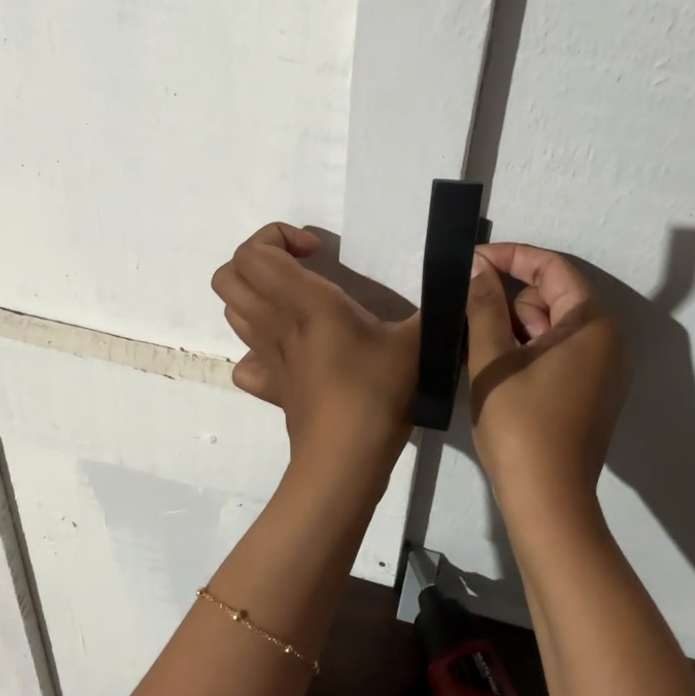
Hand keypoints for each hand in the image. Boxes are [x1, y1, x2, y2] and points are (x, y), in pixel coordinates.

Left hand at [211, 223, 420, 489]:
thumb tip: (465, 280)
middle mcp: (275, 323)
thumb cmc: (378, 390)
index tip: (319, 251)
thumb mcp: (420, 342)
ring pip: (232, 312)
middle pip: (229, 275)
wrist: (347, 458)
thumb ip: (443, 307)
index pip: (253, 251)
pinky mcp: (269, 387)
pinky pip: (245, 361)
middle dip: (258, 260)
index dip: (276, 237)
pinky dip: (258, 349)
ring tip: (299, 304)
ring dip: (257, 297)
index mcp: (304, 301)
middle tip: (300, 268)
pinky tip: (291, 354)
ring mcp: (266, 358)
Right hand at [465, 244, 628, 510]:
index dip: (511, 257)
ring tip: (478, 347)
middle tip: (470, 315)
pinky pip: (558, 353)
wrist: (547, 502)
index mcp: (592, 325)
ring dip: (515, 326)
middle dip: (511, 298)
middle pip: (554, 295)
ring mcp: (602, 370)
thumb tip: (478, 269)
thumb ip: (484, 306)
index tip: (473, 260)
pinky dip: (527, 350)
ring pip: (553, 326)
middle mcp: (607, 341)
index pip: (553, 268)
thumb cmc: (520, 426)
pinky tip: (494, 366)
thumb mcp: (493, 360)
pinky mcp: (590, 393)